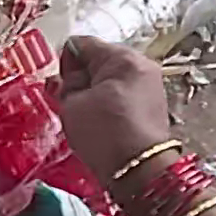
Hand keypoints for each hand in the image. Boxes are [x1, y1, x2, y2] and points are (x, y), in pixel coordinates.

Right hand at [53, 36, 172, 183]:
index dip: (64, 63)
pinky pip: (124, 94)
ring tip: (86, 116)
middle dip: (81, 77)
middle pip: (99, 59)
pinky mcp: (155, 105)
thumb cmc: (103, 134)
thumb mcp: (72, 106)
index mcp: (121, 57)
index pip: (81, 44)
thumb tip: (64, 79)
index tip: (60, 86)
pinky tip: (102, 122)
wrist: (140, 171)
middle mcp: (141, 64)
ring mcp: (151, 84)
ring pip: (112, 78)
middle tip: (70, 103)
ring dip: (95, 91)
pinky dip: (109, 103)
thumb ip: (64, 85)